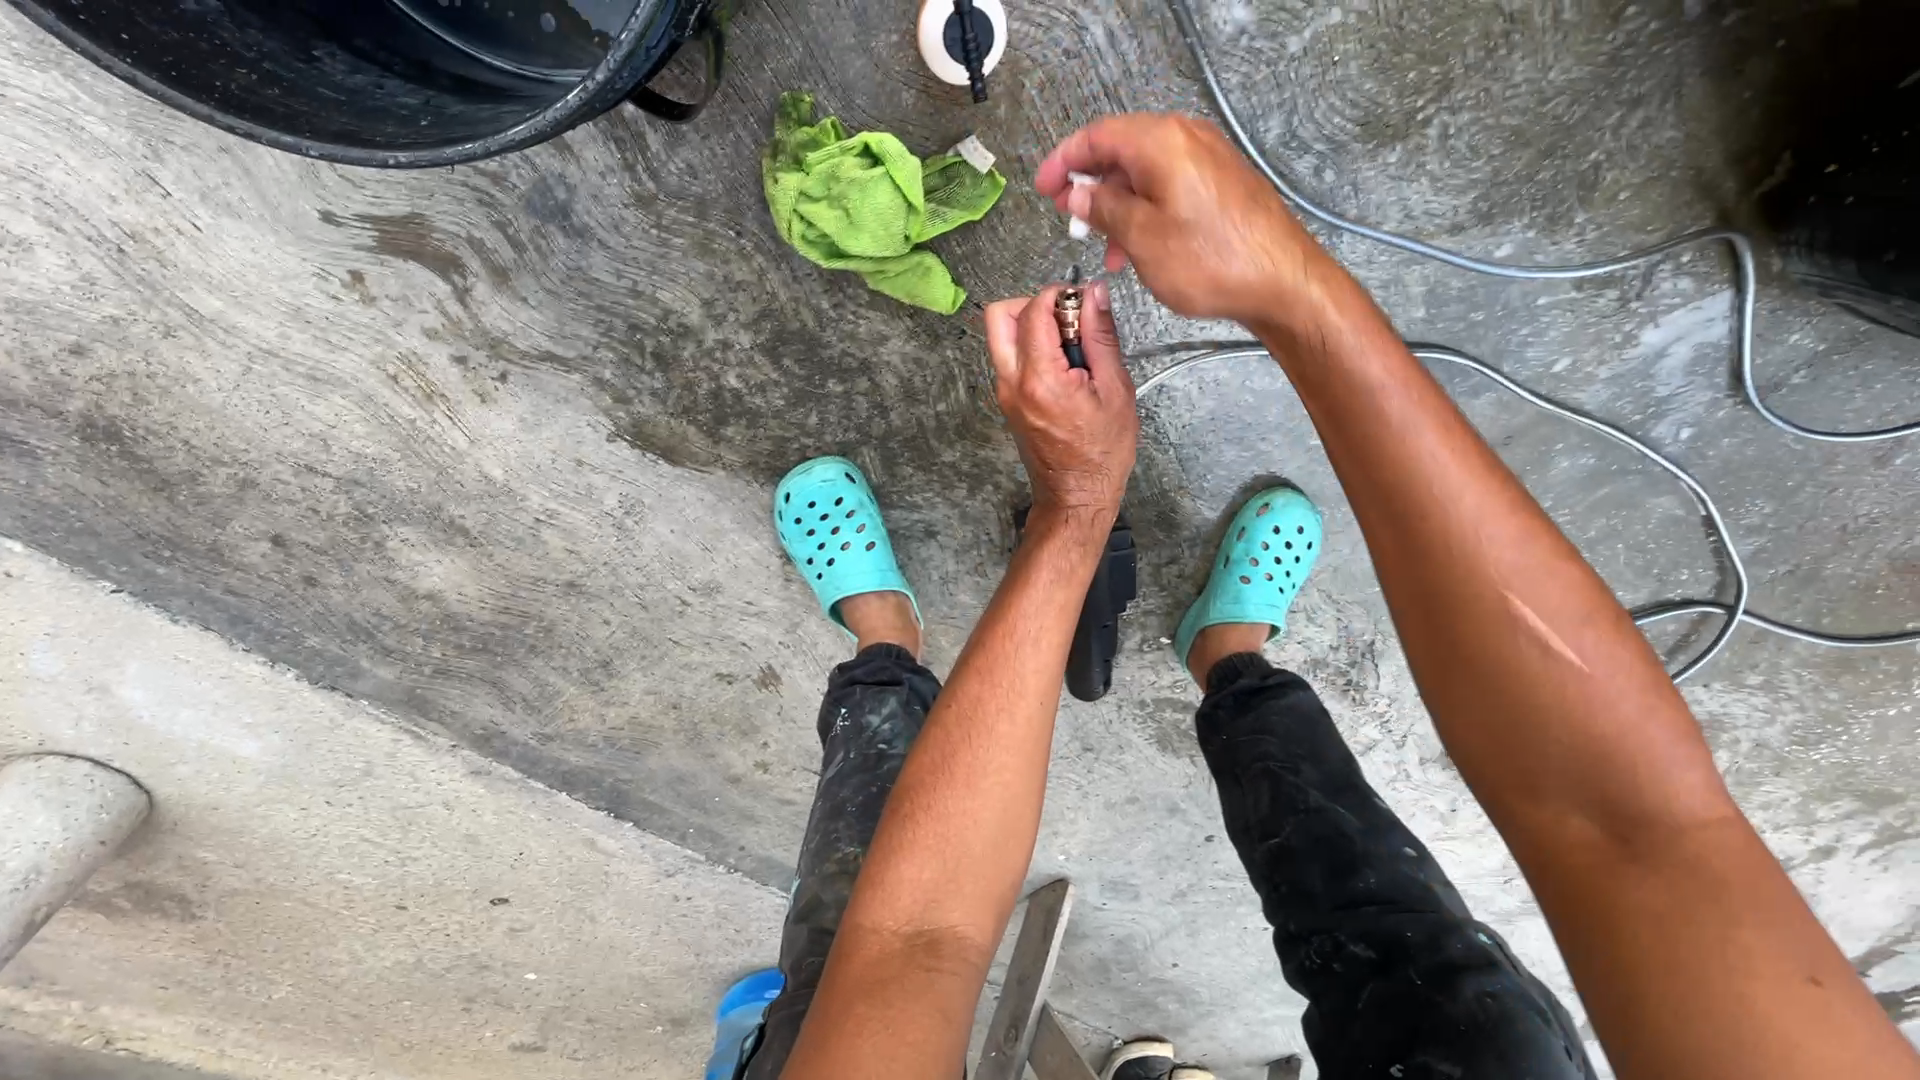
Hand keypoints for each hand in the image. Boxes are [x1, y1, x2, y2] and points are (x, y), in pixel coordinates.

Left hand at [984, 284, 1138, 526]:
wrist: (1077, 495)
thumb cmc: (1101, 453)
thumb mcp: (1115, 389)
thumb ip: (1100, 336)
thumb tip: (1094, 294)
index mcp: (1040, 379)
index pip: (1034, 310)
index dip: (1060, 295)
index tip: (1084, 303)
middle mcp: (1012, 383)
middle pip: (999, 315)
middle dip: (1033, 304)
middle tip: (1067, 318)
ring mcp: (1005, 393)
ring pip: (1000, 336)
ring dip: (1031, 326)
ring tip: (1069, 346)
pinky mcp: (1007, 401)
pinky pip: (1009, 358)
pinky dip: (1031, 349)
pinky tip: (1063, 367)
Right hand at [1036, 113, 1341, 327]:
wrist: (1281, 282)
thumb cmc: (1214, 261)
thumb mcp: (1141, 238)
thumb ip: (1103, 209)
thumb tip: (1079, 194)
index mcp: (1162, 142)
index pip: (1098, 136)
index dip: (1064, 161)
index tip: (1045, 187)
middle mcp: (1187, 139)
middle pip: (1122, 152)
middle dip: (1092, 187)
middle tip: (1071, 219)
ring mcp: (1208, 159)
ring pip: (1146, 174)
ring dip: (1118, 206)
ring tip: (1107, 249)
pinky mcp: (1221, 183)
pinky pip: (1170, 187)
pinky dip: (1146, 210)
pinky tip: (1139, 246)